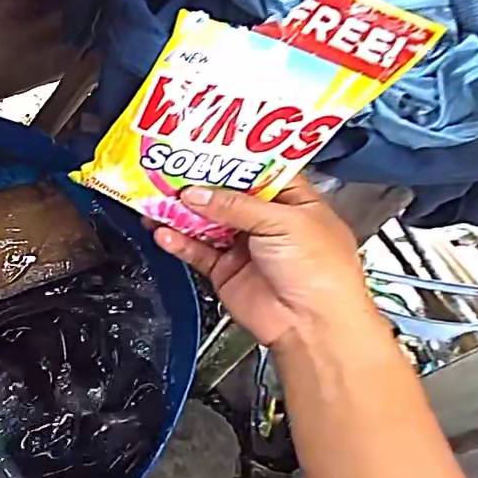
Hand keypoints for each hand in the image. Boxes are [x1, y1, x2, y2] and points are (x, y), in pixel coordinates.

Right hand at [149, 176, 376, 349]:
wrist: (312, 326)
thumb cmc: (322, 273)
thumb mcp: (284, 223)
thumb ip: (235, 206)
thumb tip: (195, 194)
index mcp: (292, 202)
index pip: (256, 173)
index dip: (228, 162)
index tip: (199, 151)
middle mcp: (266, 221)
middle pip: (222, 197)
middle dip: (195, 187)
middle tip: (167, 175)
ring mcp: (242, 246)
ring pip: (203, 223)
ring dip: (179, 214)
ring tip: (155, 202)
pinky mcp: (223, 269)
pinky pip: (194, 250)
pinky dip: (177, 242)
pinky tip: (163, 233)